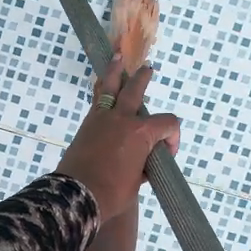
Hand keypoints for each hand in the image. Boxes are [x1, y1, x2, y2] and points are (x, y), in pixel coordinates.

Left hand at [53, 56, 180, 218]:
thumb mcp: (137, 182)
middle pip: (135, 89)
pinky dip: (102, 88)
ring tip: (118, 57)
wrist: (77, 193)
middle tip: (148, 68)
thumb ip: (143, 165)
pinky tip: (103, 83)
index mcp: (141, 133)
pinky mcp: (88, 121)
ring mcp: (102, 117)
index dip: (173, 137)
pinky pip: (96, 97)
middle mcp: (123, 118)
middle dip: (143, 78)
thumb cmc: (112, 193)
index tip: (168, 153)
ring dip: (116, 70)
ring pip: (110, 85)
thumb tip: (142, 161)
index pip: (167, 123)